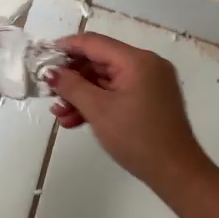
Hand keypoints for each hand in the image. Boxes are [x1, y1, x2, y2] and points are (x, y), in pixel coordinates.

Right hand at [49, 32, 210, 188]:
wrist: (176, 174)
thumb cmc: (137, 138)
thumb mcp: (98, 110)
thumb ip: (71, 86)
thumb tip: (51, 71)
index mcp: (137, 61)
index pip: (94, 43)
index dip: (65, 48)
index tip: (42, 58)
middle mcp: (146, 65)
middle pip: (99, 61)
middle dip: (72, 77)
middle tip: (49, 92)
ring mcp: (149, 83)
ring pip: (104, 79)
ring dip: (80, 94)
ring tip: (60, 114)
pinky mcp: (149, 100)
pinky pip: (116, 93)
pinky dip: (96, 103)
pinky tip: (75, 120)